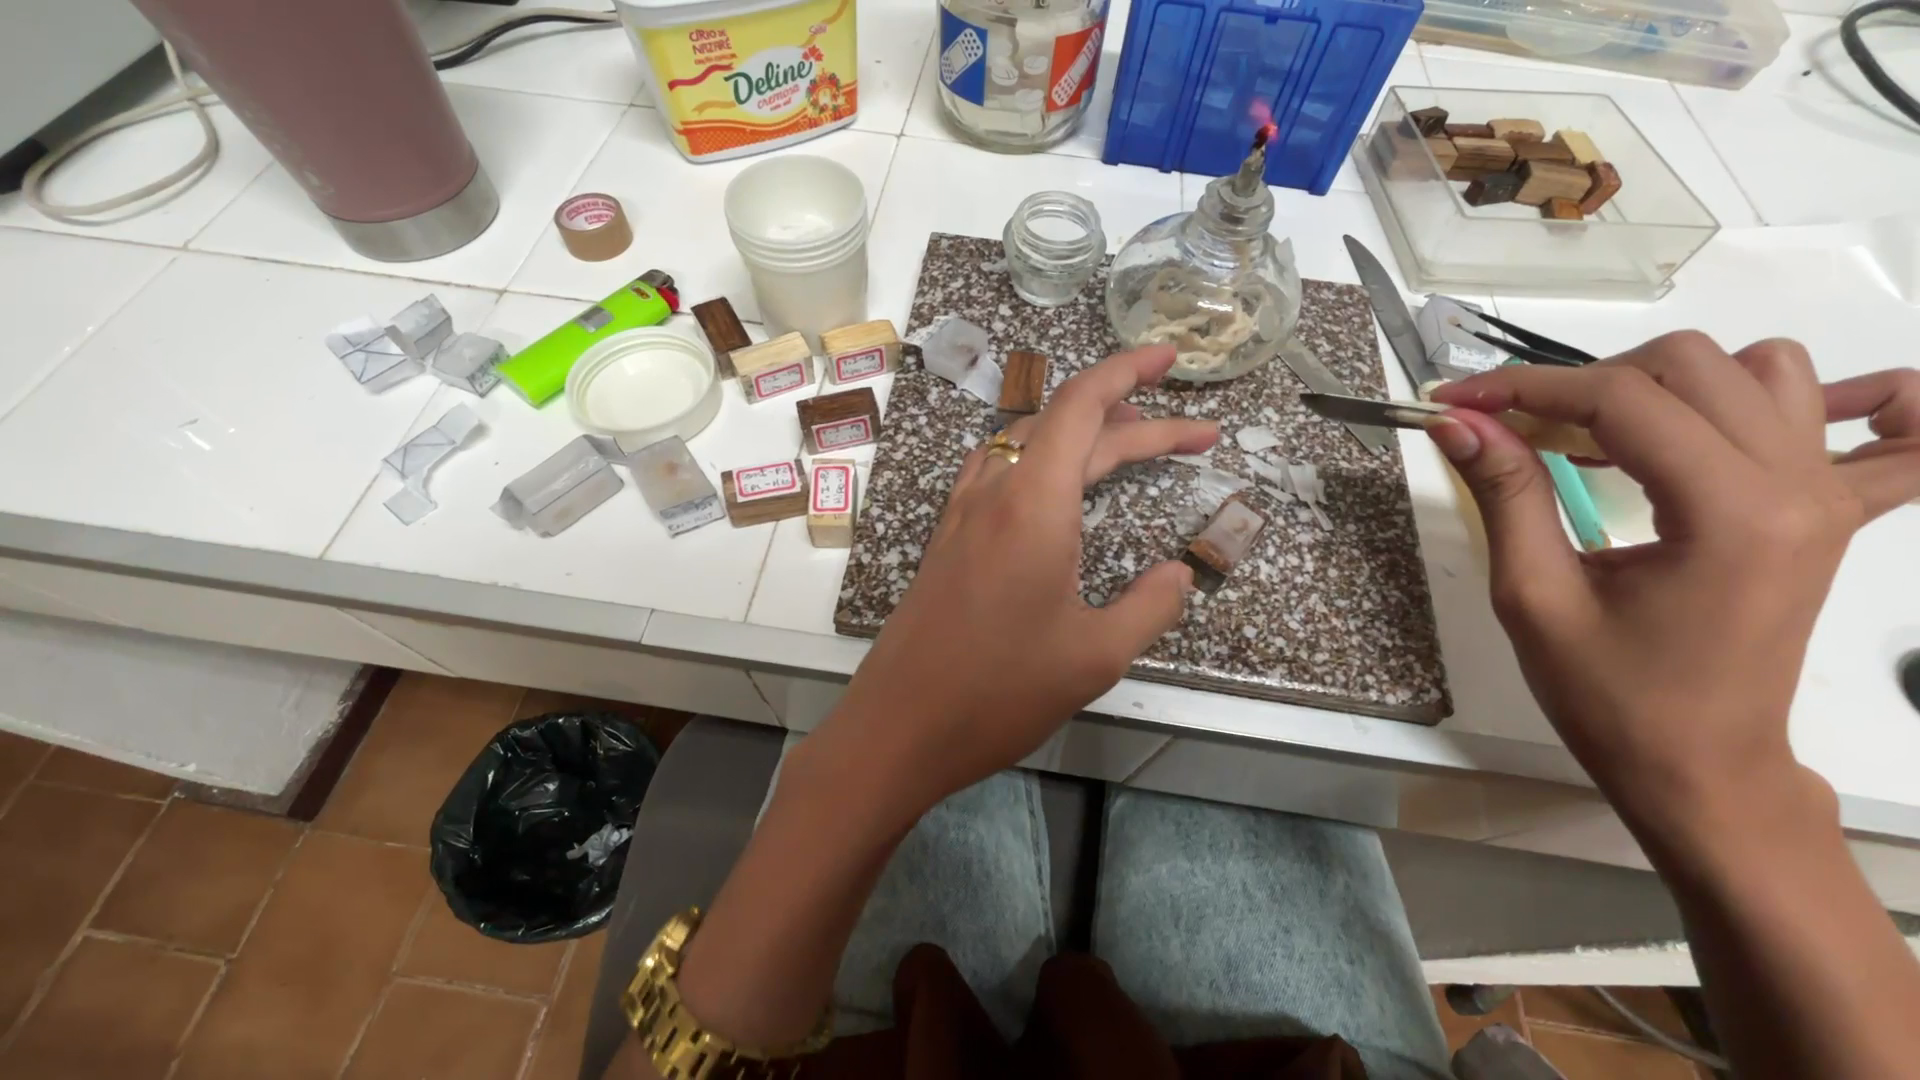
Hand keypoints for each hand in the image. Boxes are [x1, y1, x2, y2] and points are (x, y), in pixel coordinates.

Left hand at [832, 345, 1217, 805]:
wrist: (899, 727)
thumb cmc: (999, 693)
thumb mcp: (1095, 657)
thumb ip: (1150, 606)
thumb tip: (1178, 574)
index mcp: (1033, 504)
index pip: (1082, 405)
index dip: (1130, 371)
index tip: (1173, 357)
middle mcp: (993, 493)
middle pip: (1066, 427)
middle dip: (1136, 422)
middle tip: (1195, 436)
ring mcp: (963, 515)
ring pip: (1028, 446)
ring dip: (1082, 439)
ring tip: (1130, 449)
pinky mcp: (948, 541)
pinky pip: (998, 474)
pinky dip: (1041, 462)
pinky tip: (1056, 488)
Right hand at [1425, 335, 1919, 836]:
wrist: (1698, 765)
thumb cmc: (1608, 696)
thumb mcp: (1534, 596)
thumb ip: (1506, 494)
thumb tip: (1459, 422)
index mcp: (1727, 514)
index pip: (1621, 400)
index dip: (1524, 387)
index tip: (1456, 399)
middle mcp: (1796, 485)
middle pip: (1691, 364)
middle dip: (1586, 382)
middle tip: (1520, 431)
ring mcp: (1827, 494)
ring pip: (1764, 369)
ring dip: (1670, 382)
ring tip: (1608, 432)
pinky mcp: (1833, 511)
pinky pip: (1887, 429)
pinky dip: (1860, 402)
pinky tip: (1803, 415)